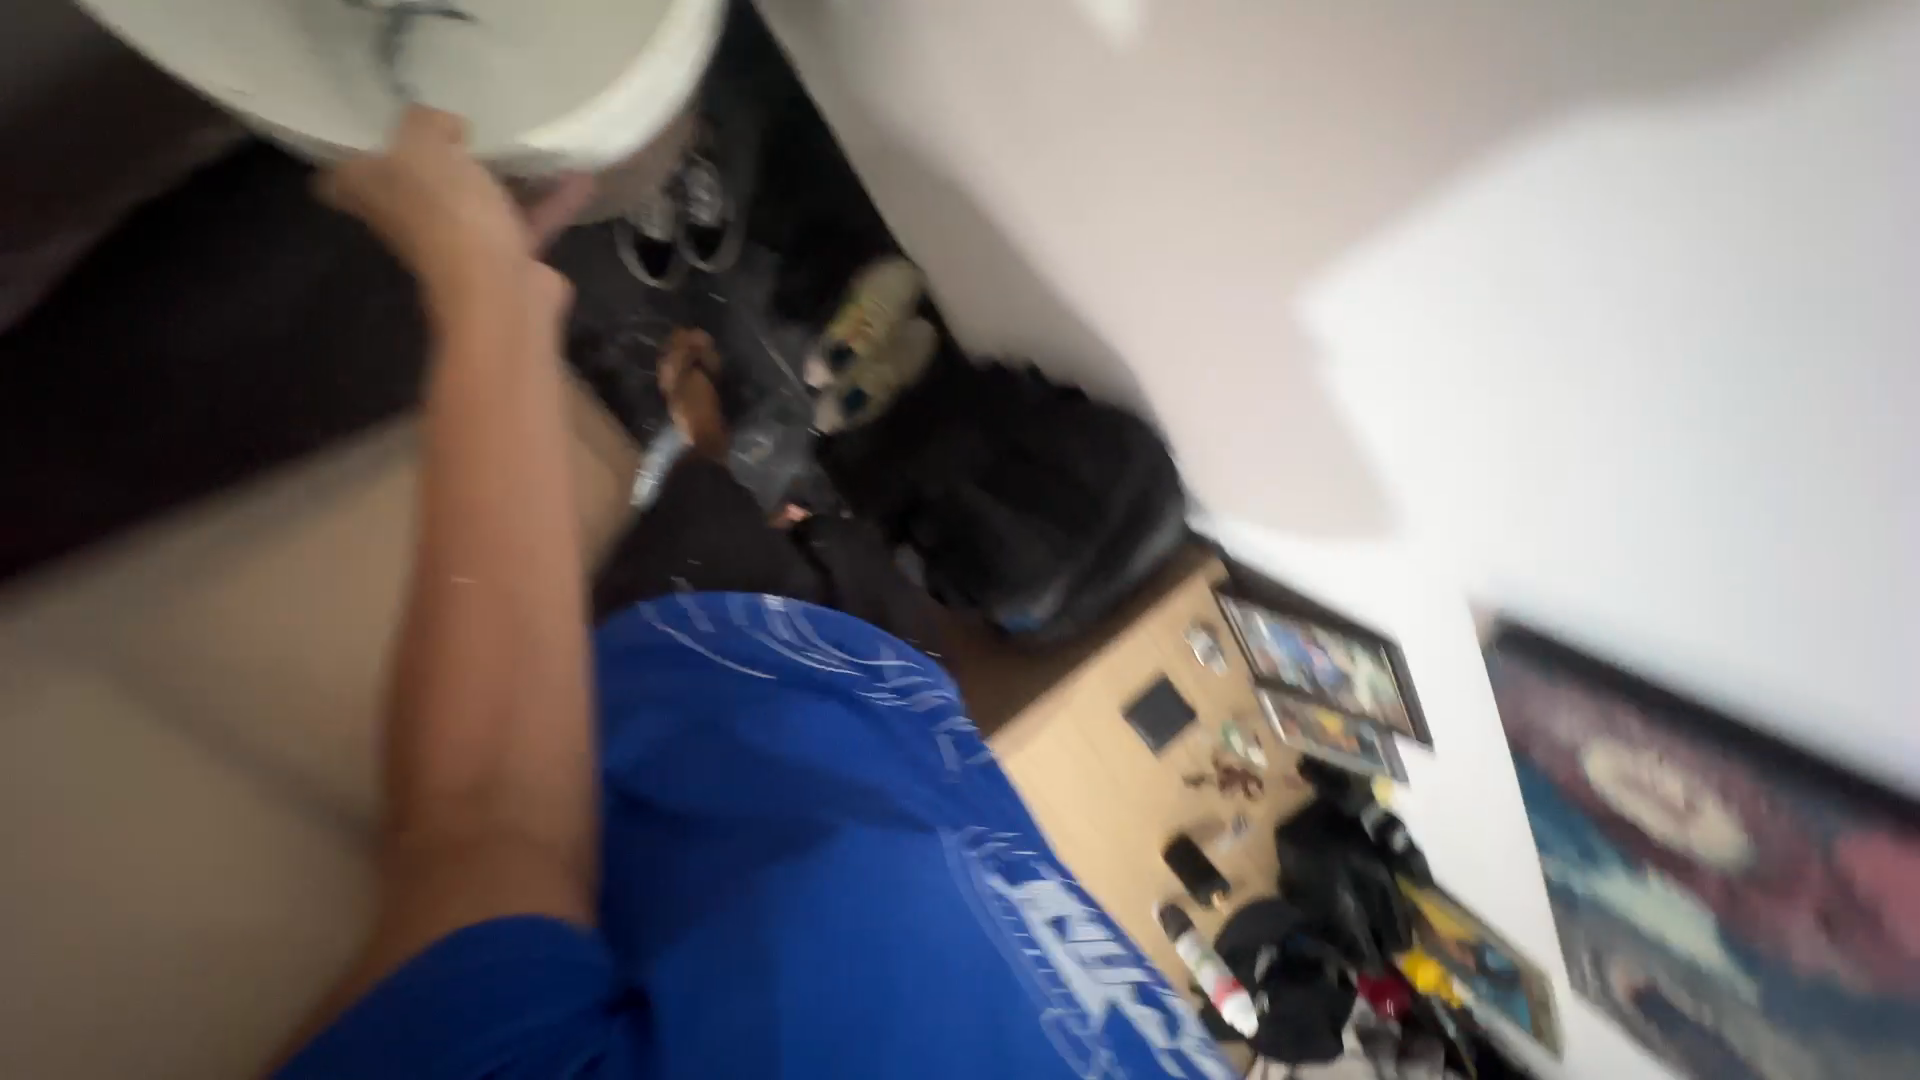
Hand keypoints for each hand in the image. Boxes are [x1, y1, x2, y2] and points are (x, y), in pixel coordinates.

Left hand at [317, 106, 593, 308]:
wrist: (501, 291)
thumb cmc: (449, 216)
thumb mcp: (423, 144)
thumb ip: (427, 121)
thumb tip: (448, 127)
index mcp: (371, 193)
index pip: (342, 175)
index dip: (358, 153)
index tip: (383, 133)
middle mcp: (412, 222)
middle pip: (418, 185)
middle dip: (440, 161)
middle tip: (463, 127)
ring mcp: (462, 244)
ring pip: (480, 201)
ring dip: (508, 176)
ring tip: (534, 146)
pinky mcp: (509, 260)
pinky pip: (530, 220)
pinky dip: (553, 201)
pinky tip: (582, 178)